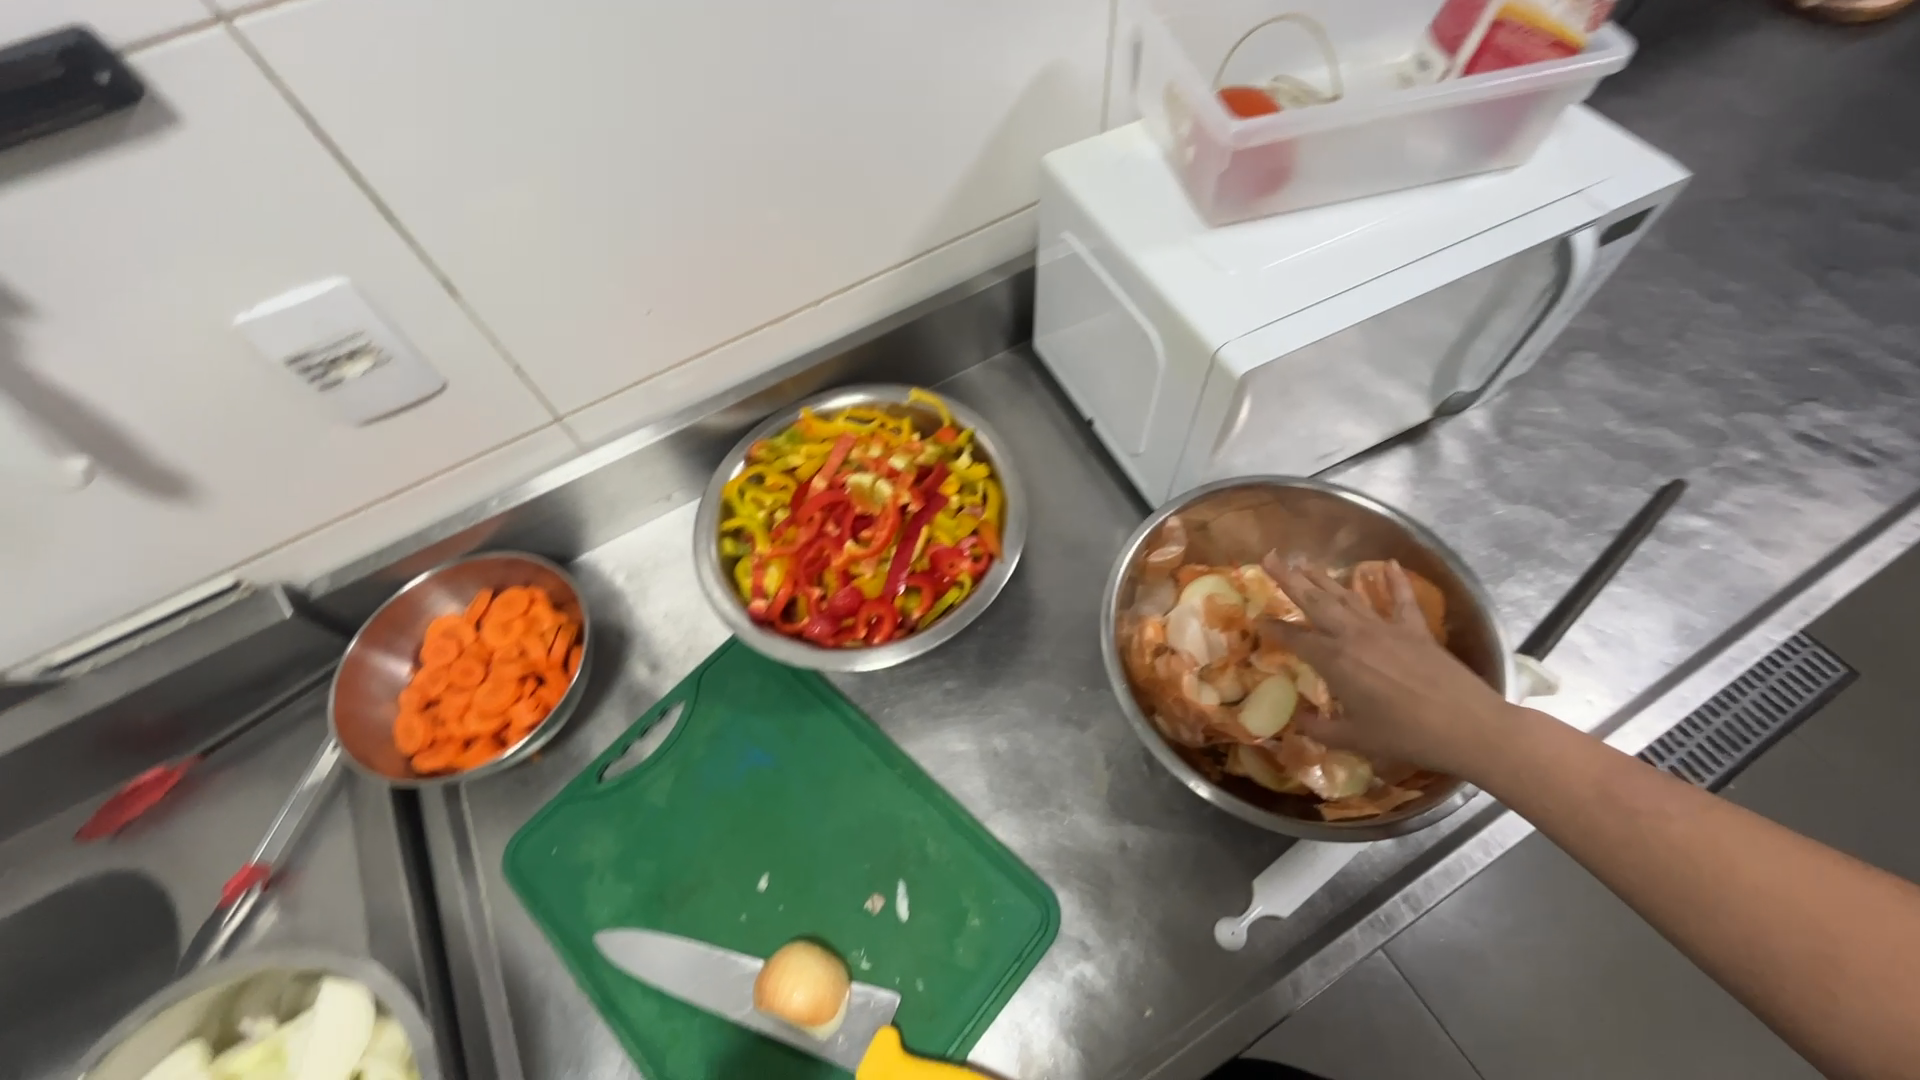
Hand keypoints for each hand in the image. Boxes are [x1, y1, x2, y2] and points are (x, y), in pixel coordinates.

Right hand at [1262, 560, 1517, 778]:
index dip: (1274, 628)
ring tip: (1306, 562)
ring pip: (1347, 595)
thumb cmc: (1406, 736)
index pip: (1295, 638)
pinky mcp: (1416, 630)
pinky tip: (1387, 563)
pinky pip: (1401, 599)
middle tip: (1270, 558)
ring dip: (1324, 577)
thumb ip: (1321, 730)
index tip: (1257, 619)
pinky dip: (1394, 580)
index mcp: (1333, 661)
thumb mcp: (1355, 739)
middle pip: (1314, 601)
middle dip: (1289, 579)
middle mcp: (1353, 636)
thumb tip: (1298, 723)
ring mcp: (1385, 629)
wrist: (1468, 727)